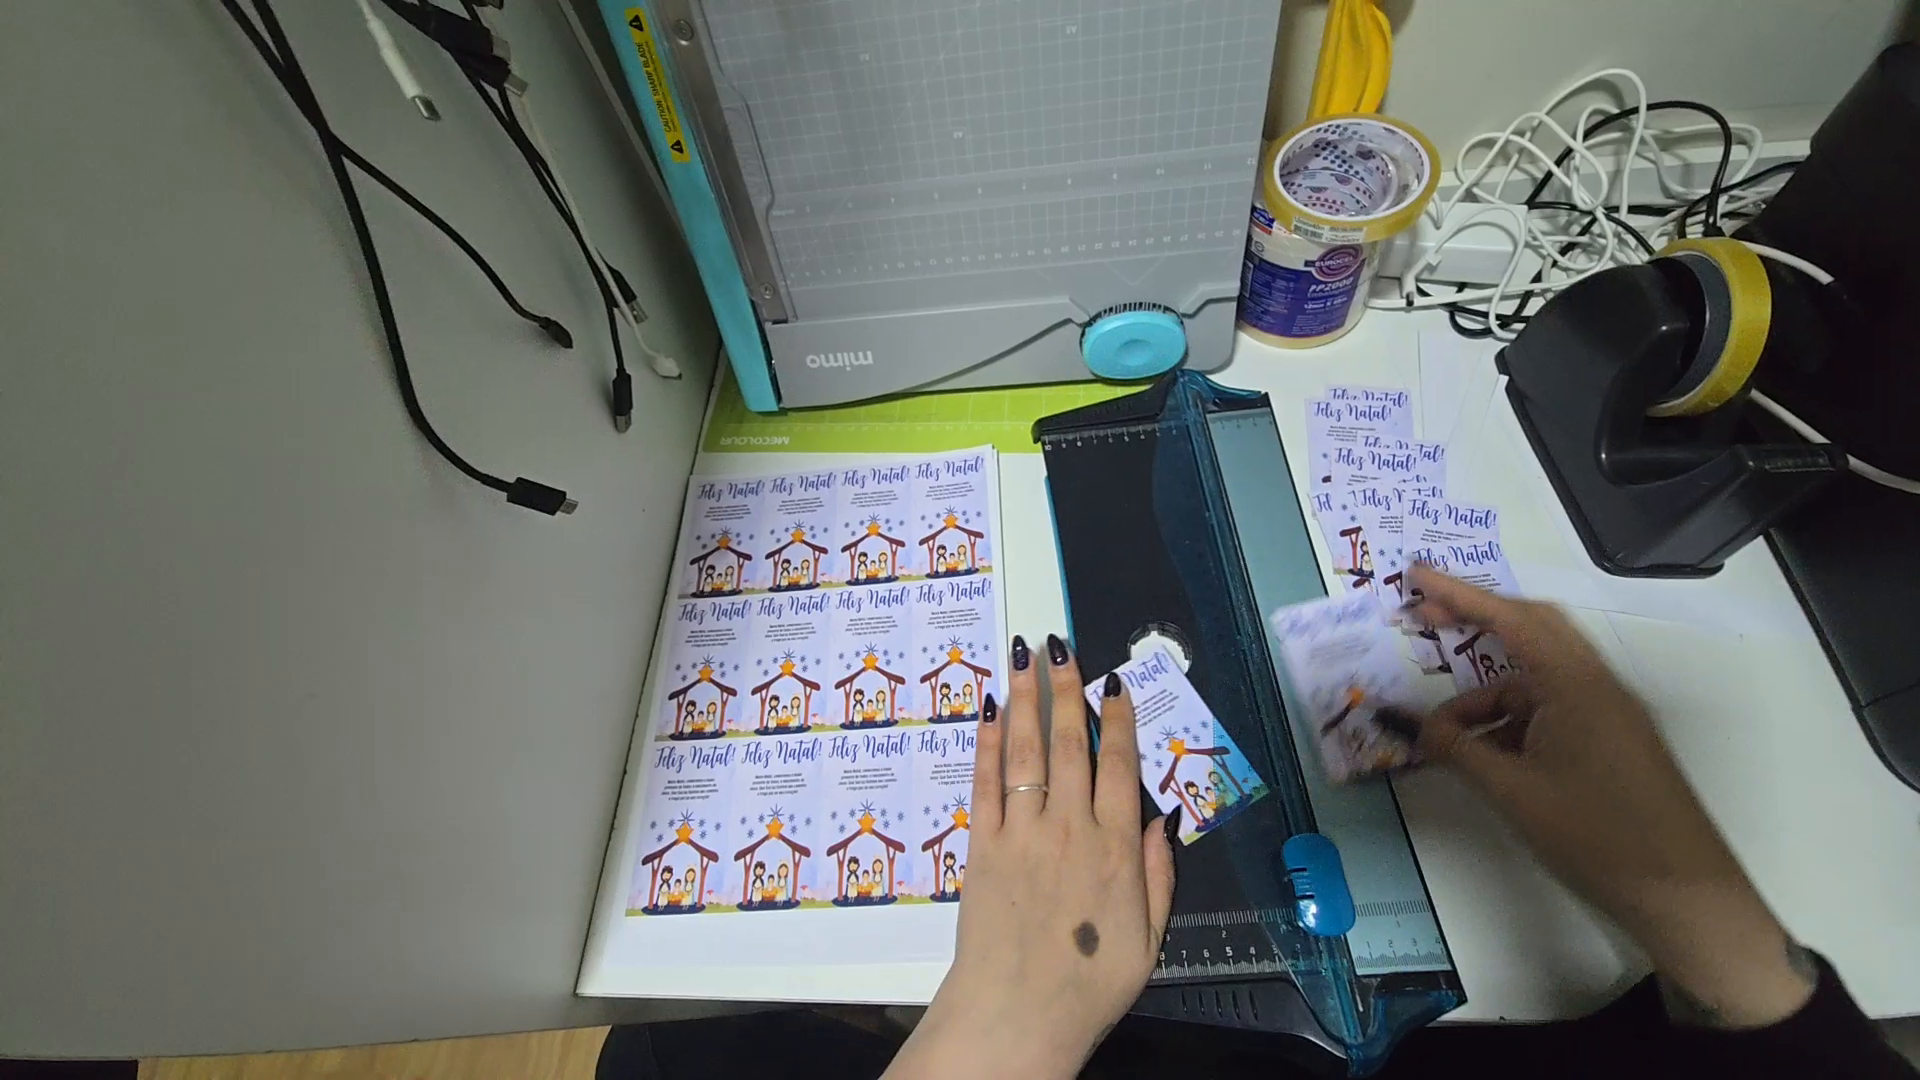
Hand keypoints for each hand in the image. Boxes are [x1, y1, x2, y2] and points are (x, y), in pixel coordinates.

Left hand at [884, 634, 1175, 1079]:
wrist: (1018, 1014)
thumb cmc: (1090, 982)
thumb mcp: (1150, 938)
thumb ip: (1158, 874)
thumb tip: (1161, 819)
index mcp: (1114, 847)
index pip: (1120, 764)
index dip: (1118, 718)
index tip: (1112, 681)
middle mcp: (1069, 825)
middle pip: (1069, 743)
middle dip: (1066, 688)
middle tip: (1060, 646)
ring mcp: (1021, 829)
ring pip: (1025, 749)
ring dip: (1025, 698)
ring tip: (1023, 656)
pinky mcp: (982, 841)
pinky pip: (985, 781)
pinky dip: (987, 741)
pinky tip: (990, 709)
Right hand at [1406, 564, 1813, 1026]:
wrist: (1687, 902)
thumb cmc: (1595, 836)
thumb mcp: (1510, 790)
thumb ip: (1455, 747)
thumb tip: (1414, 725)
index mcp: (1577, 687)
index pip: (1512, 620)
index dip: (1459, 593)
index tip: (1415, 575)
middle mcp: (1596, 687)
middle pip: (1531, 630)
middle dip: (1474, 619)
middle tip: (1422, 619)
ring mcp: (1606, 713)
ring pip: (1531, 679)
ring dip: (1482, 692)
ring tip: (1443, 730)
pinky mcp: (1608, 739)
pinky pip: (1545, 709)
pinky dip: (1504, 719)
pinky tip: (1478, 753)